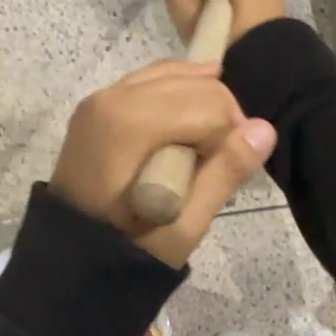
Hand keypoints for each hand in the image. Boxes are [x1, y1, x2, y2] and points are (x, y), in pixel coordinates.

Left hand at [50, 60, 276, 267]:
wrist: (70, 260)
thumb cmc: (131, 248)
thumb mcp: (183, 227)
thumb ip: (223, 175)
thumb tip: (265, 129)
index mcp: (129, 124)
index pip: (209, 104)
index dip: (231, 135)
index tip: (227, 172)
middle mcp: (110, 98)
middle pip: (193, 82)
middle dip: (220, 116)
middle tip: (220, 161)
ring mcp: (100, 98)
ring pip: (174, 74)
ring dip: (201, 104)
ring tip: (204, 147)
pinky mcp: (98, 106)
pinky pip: (150, 81)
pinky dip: (177, 96)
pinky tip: (188, 124)